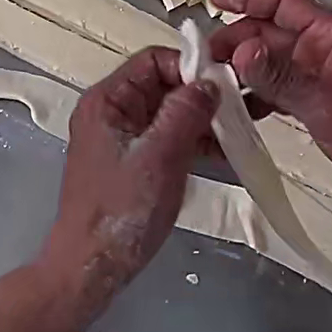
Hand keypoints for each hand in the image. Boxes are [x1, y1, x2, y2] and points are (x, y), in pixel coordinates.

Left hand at [37, 48, 219, 317]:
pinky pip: (169, 138)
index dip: (190, 67)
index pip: (153, 61)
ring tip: (238, 132)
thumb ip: (186, 112)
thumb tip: (212, 82)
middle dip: (202, 95)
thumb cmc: (122, 208)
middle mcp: (113, 111)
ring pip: (170, 113)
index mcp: (108, 100)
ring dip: (203, 120)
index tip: (224, 85)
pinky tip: (224, 153)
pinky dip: (194, 141)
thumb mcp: (160, 155)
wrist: (91, 269)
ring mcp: (124, 138)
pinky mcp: (134, 161)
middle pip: (164, 85)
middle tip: (239, 109)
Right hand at [206, 0, 331, 215]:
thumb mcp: (327, 106)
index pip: (285, 2)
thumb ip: (281, 77)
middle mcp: (325, 48)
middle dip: (238, 40)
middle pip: (272, 31)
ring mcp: (322, 74)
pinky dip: (259, 93)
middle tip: (204, 59)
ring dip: (245, 68)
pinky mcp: (319, 98)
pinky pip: (280, 86)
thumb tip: (240, 50)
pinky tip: (238, 108)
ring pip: (273, 60)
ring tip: (213, 83)